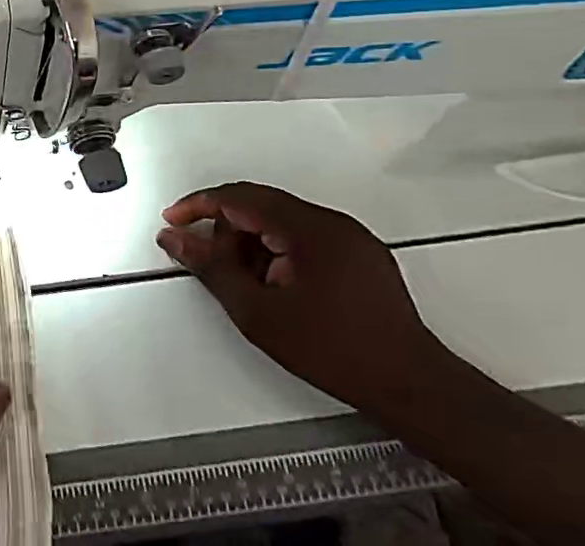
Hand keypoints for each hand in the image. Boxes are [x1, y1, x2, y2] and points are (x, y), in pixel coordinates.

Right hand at [155, 181, 452, 411]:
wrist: (410, 387)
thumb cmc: (338, 351)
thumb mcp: (256, 311)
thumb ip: (210, 268)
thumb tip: (176, 239)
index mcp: (308, 228)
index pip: (239, 197)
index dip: (199, 206)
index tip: (174, 219)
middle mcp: (332, 223)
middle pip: (259, 206)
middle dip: (225, 230)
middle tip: (207, 260)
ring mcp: (350, 237)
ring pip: (280, 221)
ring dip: (251, 243)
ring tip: (245, 283)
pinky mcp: (360, 254)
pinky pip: (303, 235)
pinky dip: (276, 251)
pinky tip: (273, 285)